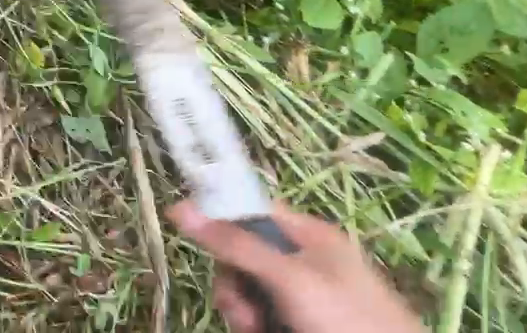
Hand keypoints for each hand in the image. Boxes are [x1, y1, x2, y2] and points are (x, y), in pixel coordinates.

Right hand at [168, 201, 424, 332]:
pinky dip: (254, 324)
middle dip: (231, 279)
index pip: (249, 208)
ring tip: (251, 328)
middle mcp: (306, 261)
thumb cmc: (349, 324)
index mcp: (310, 236)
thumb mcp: (289, 279)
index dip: (218, 216)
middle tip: (238, 308)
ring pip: (248, 288)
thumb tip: (177, 206)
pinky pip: (262, 314)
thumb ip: (233, 243)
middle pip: (242, 252)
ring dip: (240, 307)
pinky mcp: (303, 326)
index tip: (192, 232)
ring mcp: (306, 298)